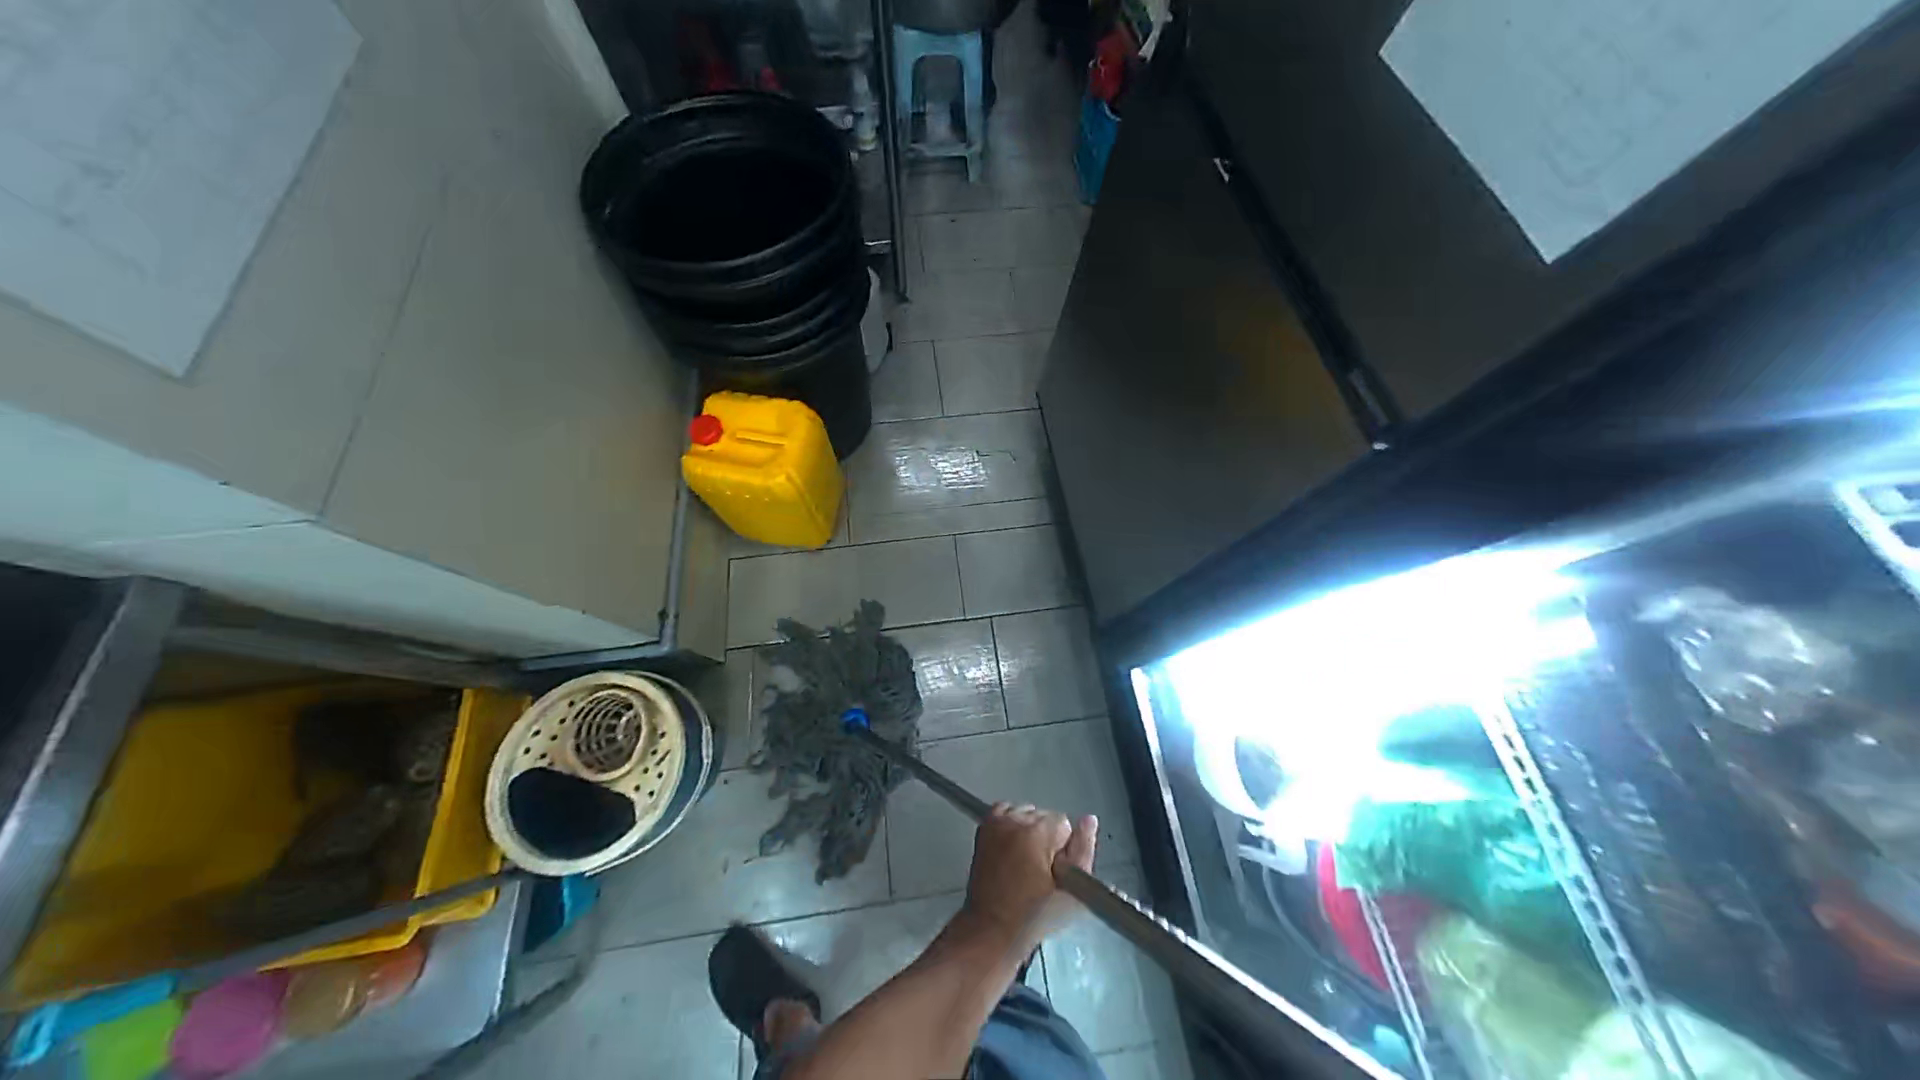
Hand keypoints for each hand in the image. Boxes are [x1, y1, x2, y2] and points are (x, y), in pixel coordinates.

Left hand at [960, 803, 1097, 950]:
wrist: (993, 928)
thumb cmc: (1033, 915)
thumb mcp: (1071, 891)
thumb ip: (1083, 850)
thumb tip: (1089, 820)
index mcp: (1037, 832)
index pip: (1065, 824)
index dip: (1065, 850)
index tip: (1056, 872)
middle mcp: (1015, 820)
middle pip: (1045, 817)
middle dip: (1048, 839)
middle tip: (1042, 871)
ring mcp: (997, 823)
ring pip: (1026, 813)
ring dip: (1030, 831)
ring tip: (1027, 862)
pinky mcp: (984, 828)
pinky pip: (1004, 811)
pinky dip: (1011, 823)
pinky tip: (1013, 847)